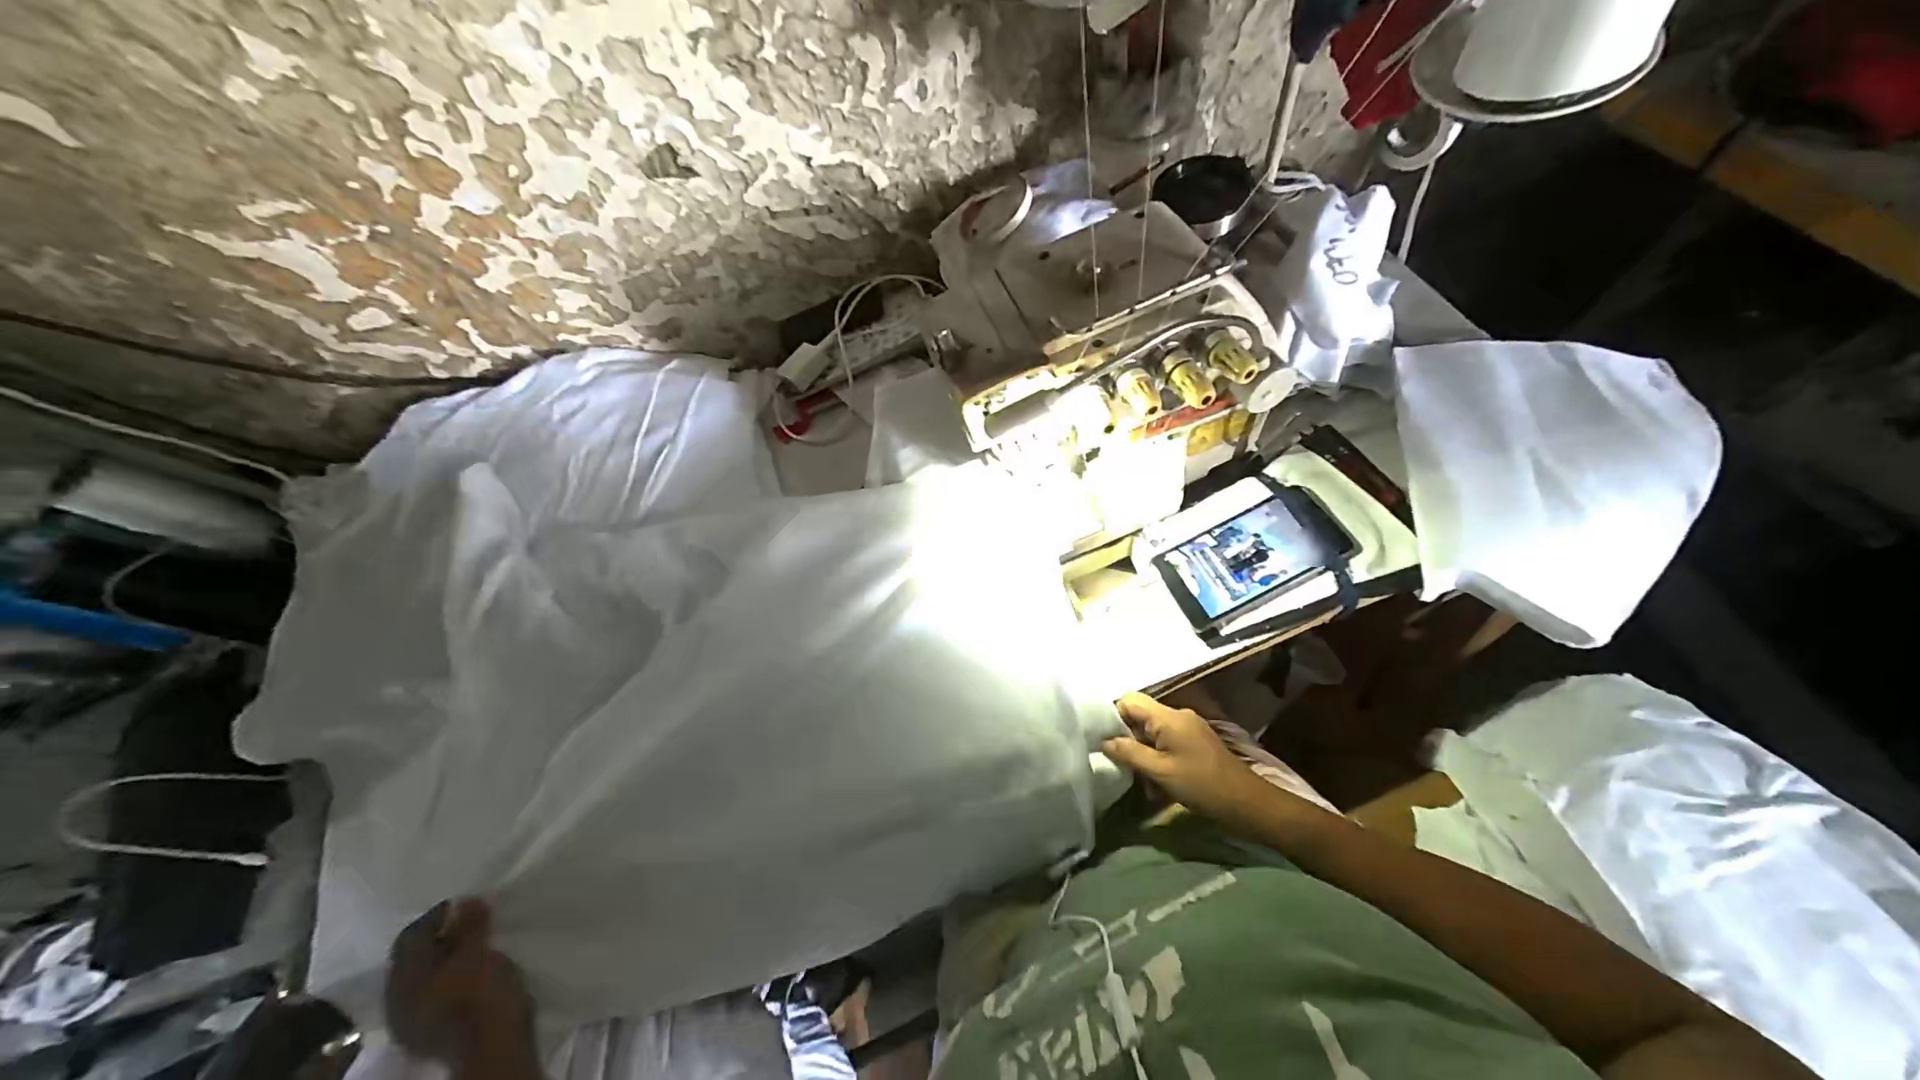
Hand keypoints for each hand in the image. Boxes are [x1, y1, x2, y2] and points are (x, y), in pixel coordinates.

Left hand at [386, 899, 536, 1075]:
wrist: (492, 1048)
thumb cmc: (481, 994)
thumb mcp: (479, 952)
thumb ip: (469, 926)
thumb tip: (464, 901)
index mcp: (403, 979)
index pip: (412, 935)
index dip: (438, 915)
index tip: (467, 904)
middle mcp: (396, 999)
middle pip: (413, 958)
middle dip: (440, 937)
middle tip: (472, 922)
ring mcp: (408, 1021)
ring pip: (421, 977)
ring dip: (444, 958)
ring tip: (475, 945)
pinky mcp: (425, 1033)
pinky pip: (430, 994)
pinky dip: (447, 977)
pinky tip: (468, 973)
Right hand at [1101, 693, 1285, 828]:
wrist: (1248, 804)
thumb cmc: (1202, 785)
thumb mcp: (1160, 772)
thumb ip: (1130, 753)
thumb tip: (1104, 741)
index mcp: (1168, 717)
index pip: (1129, 700)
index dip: (1112, 716)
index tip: (1104, 740)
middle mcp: (1178, 716)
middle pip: (1140, 716)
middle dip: (1127, 739)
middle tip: (1121, 764)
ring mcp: (1189, 728)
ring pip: (1152, 732)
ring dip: (1143, 753)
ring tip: (1141, 780)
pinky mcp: (1196, 742)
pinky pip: (1167, 742)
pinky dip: (1158, 758)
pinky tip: (1158, 783)